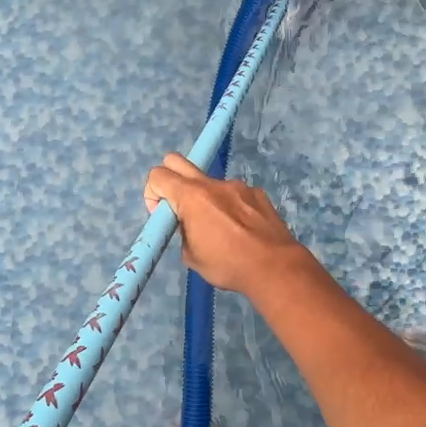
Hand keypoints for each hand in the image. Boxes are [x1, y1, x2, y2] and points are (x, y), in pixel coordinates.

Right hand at [144, 153, 314, 297]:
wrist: (273, 265)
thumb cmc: (228, 264)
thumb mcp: (191, 256)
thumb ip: (183, 232)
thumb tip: (189, 225)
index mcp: (191, 196)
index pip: (158, 175)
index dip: (152, 193)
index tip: (162, 215)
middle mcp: (212, 183)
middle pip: (177, 161)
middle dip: (170, 179)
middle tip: (179, 207)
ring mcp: (237, 185)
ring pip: (210, 183)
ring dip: (206, 199)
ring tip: (222, 229)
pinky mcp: (256, 192)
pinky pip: (234, 193)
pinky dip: (231, 206)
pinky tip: (242, 229)